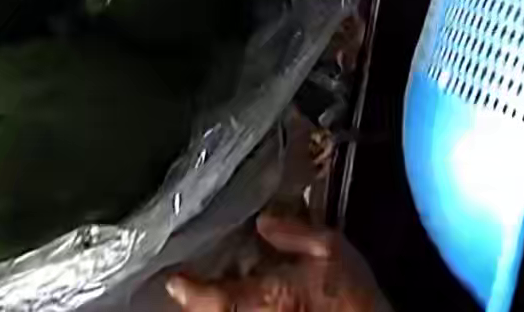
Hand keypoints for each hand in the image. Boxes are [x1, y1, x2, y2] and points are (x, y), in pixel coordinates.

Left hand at [165, 213, 385, 311]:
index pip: (219, 299)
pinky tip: (241, 292)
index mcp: (271, 296)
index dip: (192, 291)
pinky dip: (234, 306)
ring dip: (216, 305)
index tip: (173, 280)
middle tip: (185, 282)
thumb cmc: (350, 292)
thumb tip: (262, 219)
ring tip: (207, 287)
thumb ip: (293, 232)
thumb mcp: (329, 247)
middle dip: (198, 301)